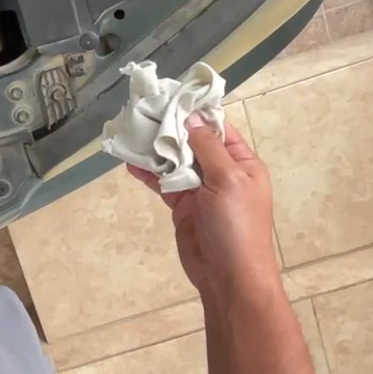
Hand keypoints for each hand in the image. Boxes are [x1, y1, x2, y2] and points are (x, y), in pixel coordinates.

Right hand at [128, 114, 279, 316]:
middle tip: (142, 112)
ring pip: (174, 161)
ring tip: (131, 133)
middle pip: (192, 142)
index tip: (169, 97)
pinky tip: (130, 163)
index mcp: (242, 163)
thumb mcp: (227, 180)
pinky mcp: (182, 205)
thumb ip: (207, 148)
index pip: (217, 128)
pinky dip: (148, 173)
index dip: (195, 112)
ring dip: (155, 150)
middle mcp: (221, 172)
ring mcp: (200, 189)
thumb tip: (191, 117)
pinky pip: (163, 182)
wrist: (228, 276)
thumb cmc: (237, 226)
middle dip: (169, 129)